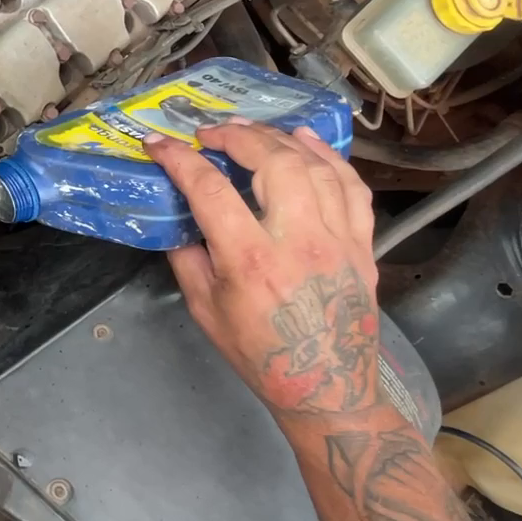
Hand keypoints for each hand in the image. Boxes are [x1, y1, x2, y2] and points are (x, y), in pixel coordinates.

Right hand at [144, 120, 380, 419]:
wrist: (327, 390)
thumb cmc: (256, 350)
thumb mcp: (202, 305)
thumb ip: (187, 253)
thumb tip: (182, 211)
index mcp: (251, 259)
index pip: (209, 188)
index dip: (178, 158)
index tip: (158, 144)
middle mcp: (300, 242)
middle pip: (273, 163)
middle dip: (235, 136)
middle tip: (208, 133)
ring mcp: (339, 241)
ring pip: (314, 167)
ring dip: (277, 138)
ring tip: (249, 130)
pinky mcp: (363, 246)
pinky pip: (351, 187)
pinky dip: (327, 156)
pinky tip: (304, 141)